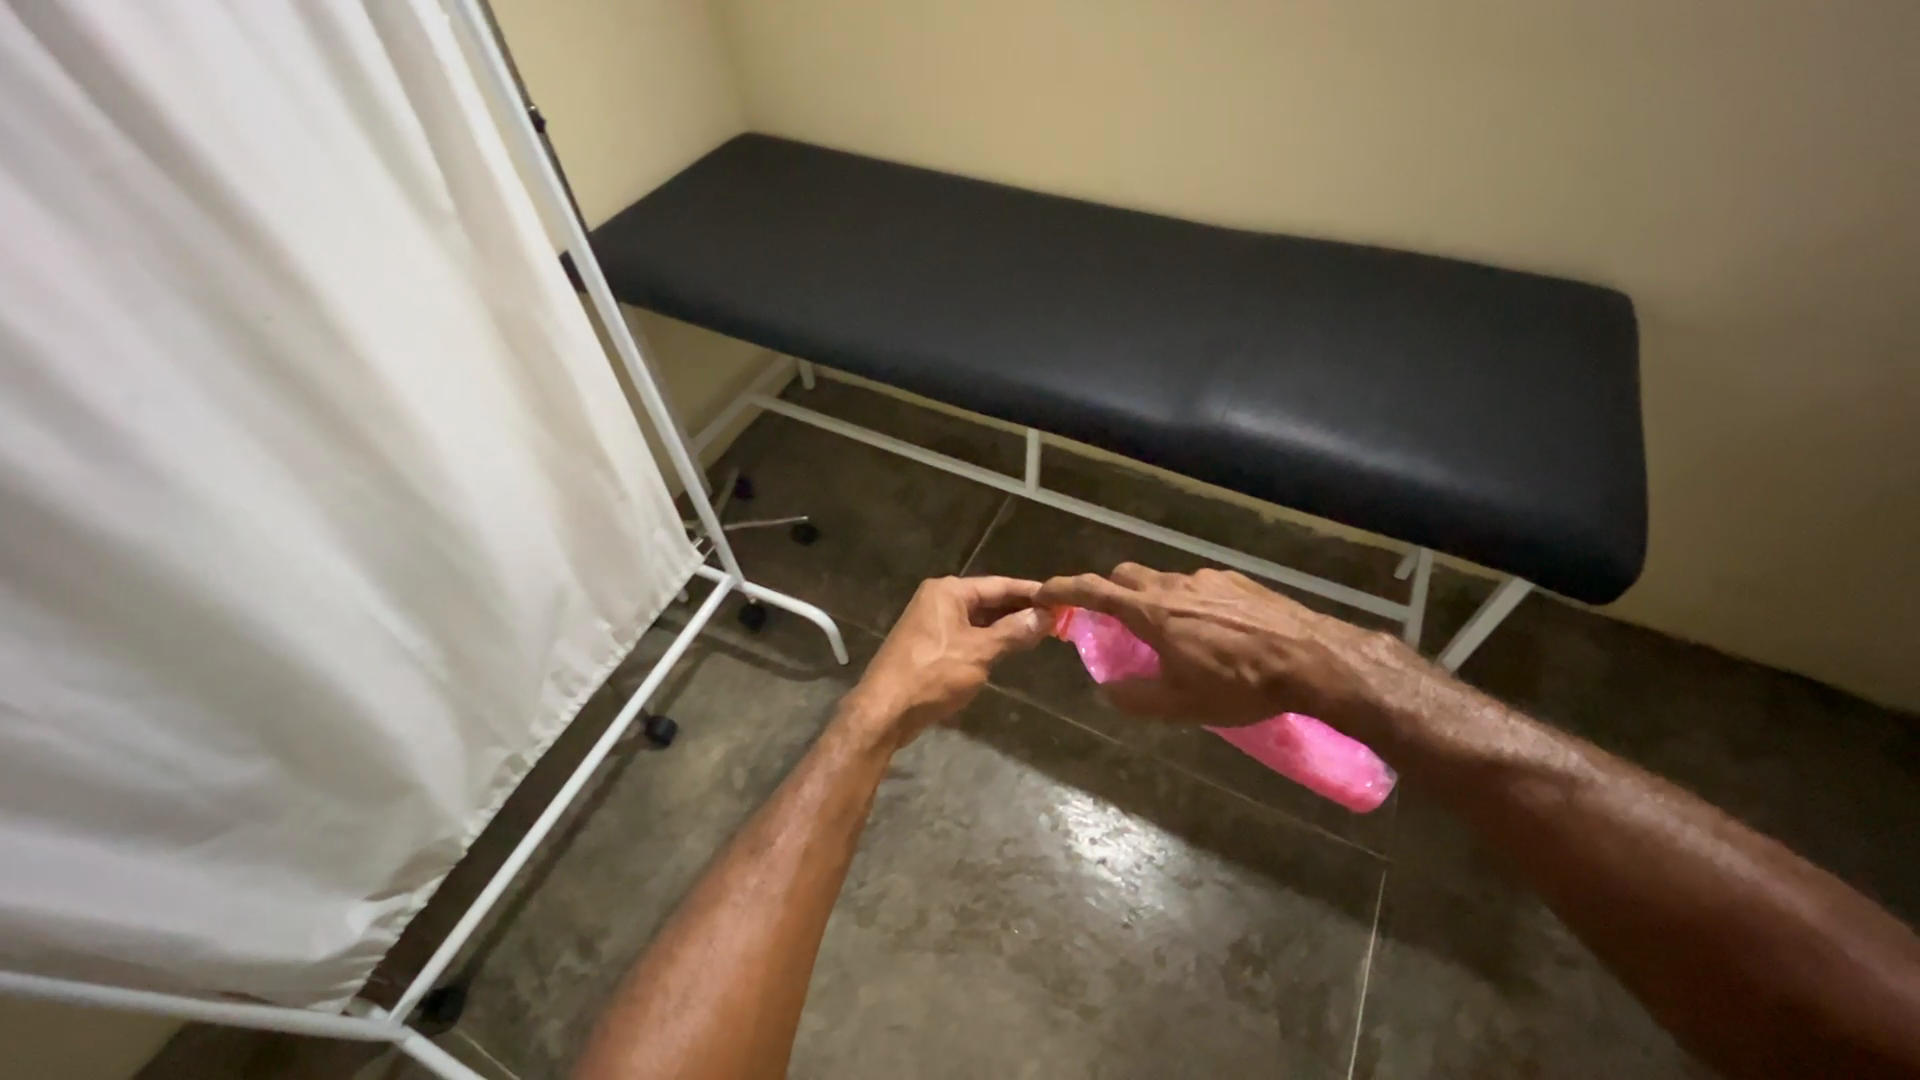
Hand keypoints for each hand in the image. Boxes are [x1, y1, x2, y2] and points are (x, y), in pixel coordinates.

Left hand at [839, 576, 1048, 749]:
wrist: (884, 711)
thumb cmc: (932, 674)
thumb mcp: (979, 652)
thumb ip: (1014, 632)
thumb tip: (1047, 615)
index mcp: (948, 591)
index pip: (1000, 585)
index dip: (1032, 593)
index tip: (1061, 597)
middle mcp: (939, 600)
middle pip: (989, 600)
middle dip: (1021, 610)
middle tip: (1058, 618)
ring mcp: (932, 623)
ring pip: (979, 620)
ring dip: (1006, 627)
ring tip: (1042, 633)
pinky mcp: (930, 646)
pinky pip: (967, 635)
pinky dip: (989, 640)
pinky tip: (1010, 649)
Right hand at [1035, 563, 1418, 733]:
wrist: (1311, 659)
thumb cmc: (1239, 685)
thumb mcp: (1181, 704)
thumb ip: (1135, 697)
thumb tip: (1107, 690)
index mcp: (1152, 612)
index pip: (1094, 590)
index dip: (1063, 589)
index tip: (1043, 592)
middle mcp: (1174, 586)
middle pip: (1126, 576)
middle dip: (1110, 593)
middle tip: (1115, 624)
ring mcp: (1208, 579)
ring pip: (1164, 581)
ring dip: (1153, 600)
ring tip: (1172, 636)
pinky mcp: (1237, 581)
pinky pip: (1198, 585)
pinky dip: (1188, 602)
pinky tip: (1213, 631)